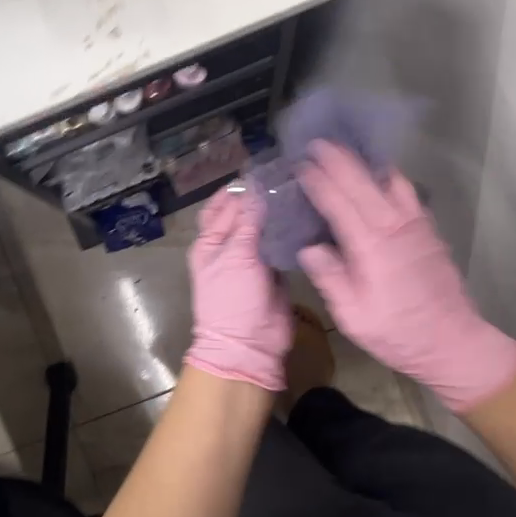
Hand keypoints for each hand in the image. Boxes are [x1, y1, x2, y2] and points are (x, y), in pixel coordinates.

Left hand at [184, 187, 290, 390]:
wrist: (249, 346)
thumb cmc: (232, 300)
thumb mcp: (236, 256)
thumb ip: (247, 222)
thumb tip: (255, 189)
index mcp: (210, 243)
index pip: (223, 206)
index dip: (240, 189)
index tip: (264, 170)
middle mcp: (230, 247)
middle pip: (246, 215)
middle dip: (262, 199)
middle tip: (287, 177)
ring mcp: (253, 260)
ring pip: (266, 229)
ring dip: (278, 214)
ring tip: (299, 191)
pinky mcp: (275, 272)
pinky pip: (282, 246)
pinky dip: (290, 233)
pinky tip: (306, 217)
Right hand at [296, 142, 515, 411]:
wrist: (453, 341)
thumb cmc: (397, 333)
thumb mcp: (352, 316)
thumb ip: (329, 277)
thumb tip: (309, 247)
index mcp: (370, 245)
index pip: (337, 200)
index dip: (317, 179)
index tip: (299, 164)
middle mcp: (394, 225)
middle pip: (362, 180)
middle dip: (338, 158)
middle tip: (316, 142)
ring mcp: (416, 224)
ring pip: (388, 179)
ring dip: (364, 162)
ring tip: (344, 152)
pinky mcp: (428, 229)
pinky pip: (405, 190)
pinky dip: (386, 176)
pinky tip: (377, 176)